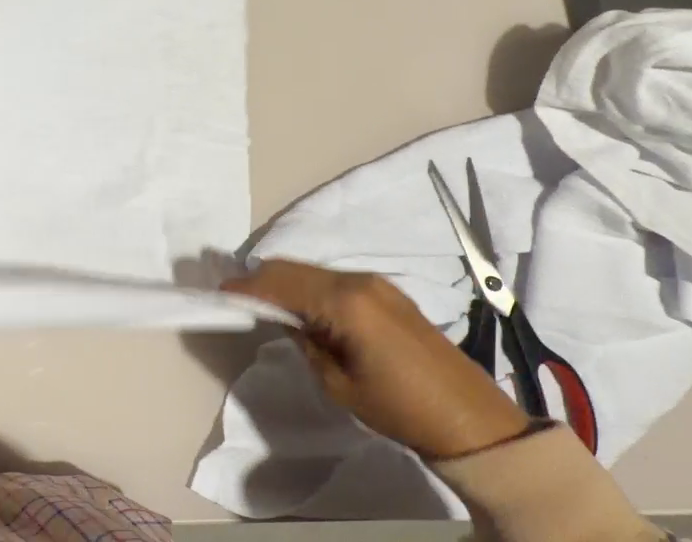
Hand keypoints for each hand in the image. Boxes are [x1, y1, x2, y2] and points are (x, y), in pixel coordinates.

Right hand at [224, 259, 529, 459]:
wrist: (473, 423)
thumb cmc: (399, 408)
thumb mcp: (335, 382)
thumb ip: (302, 340)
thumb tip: (281, 317)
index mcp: (344, 303)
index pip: (278, 283)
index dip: (244, 288)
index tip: (218, 295)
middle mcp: (358, 282)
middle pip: (291, 268)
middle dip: (260, 280)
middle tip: (236, 299)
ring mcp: (376, 284)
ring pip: (310, 270)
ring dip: (284, 282)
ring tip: (264, 304)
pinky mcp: (387, 293)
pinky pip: (332, 279)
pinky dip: (308, 287)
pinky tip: (301, 307)